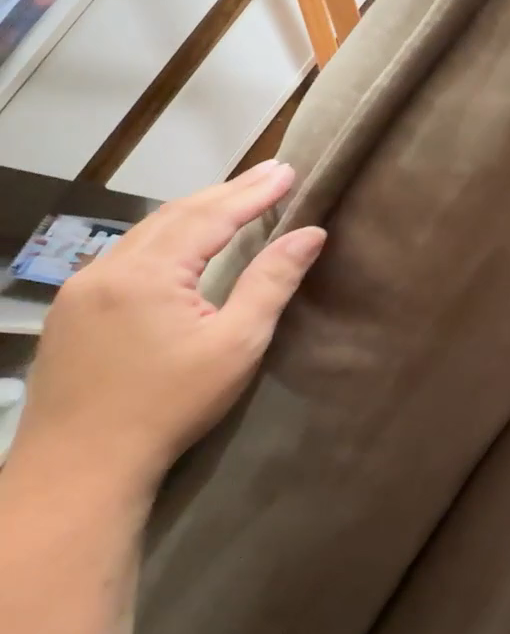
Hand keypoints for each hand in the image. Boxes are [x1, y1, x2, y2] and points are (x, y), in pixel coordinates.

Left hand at [16, 161, 325, 490]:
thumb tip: (310, 234)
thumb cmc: (172, 402)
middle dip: (226, 191)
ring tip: (239, 195)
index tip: (290, 170)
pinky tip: (189, 238)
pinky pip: (128, 255)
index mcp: (145, 276)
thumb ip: (272, 282)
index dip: (252, 192)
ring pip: (146, 233)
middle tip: (272, 171)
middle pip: (173, 216)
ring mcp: (81, 292)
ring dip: (197, 210)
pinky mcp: (74, 312)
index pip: (208, 217)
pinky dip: (170, 235)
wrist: (81, 463)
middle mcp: (104, 272)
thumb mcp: (238, 342)